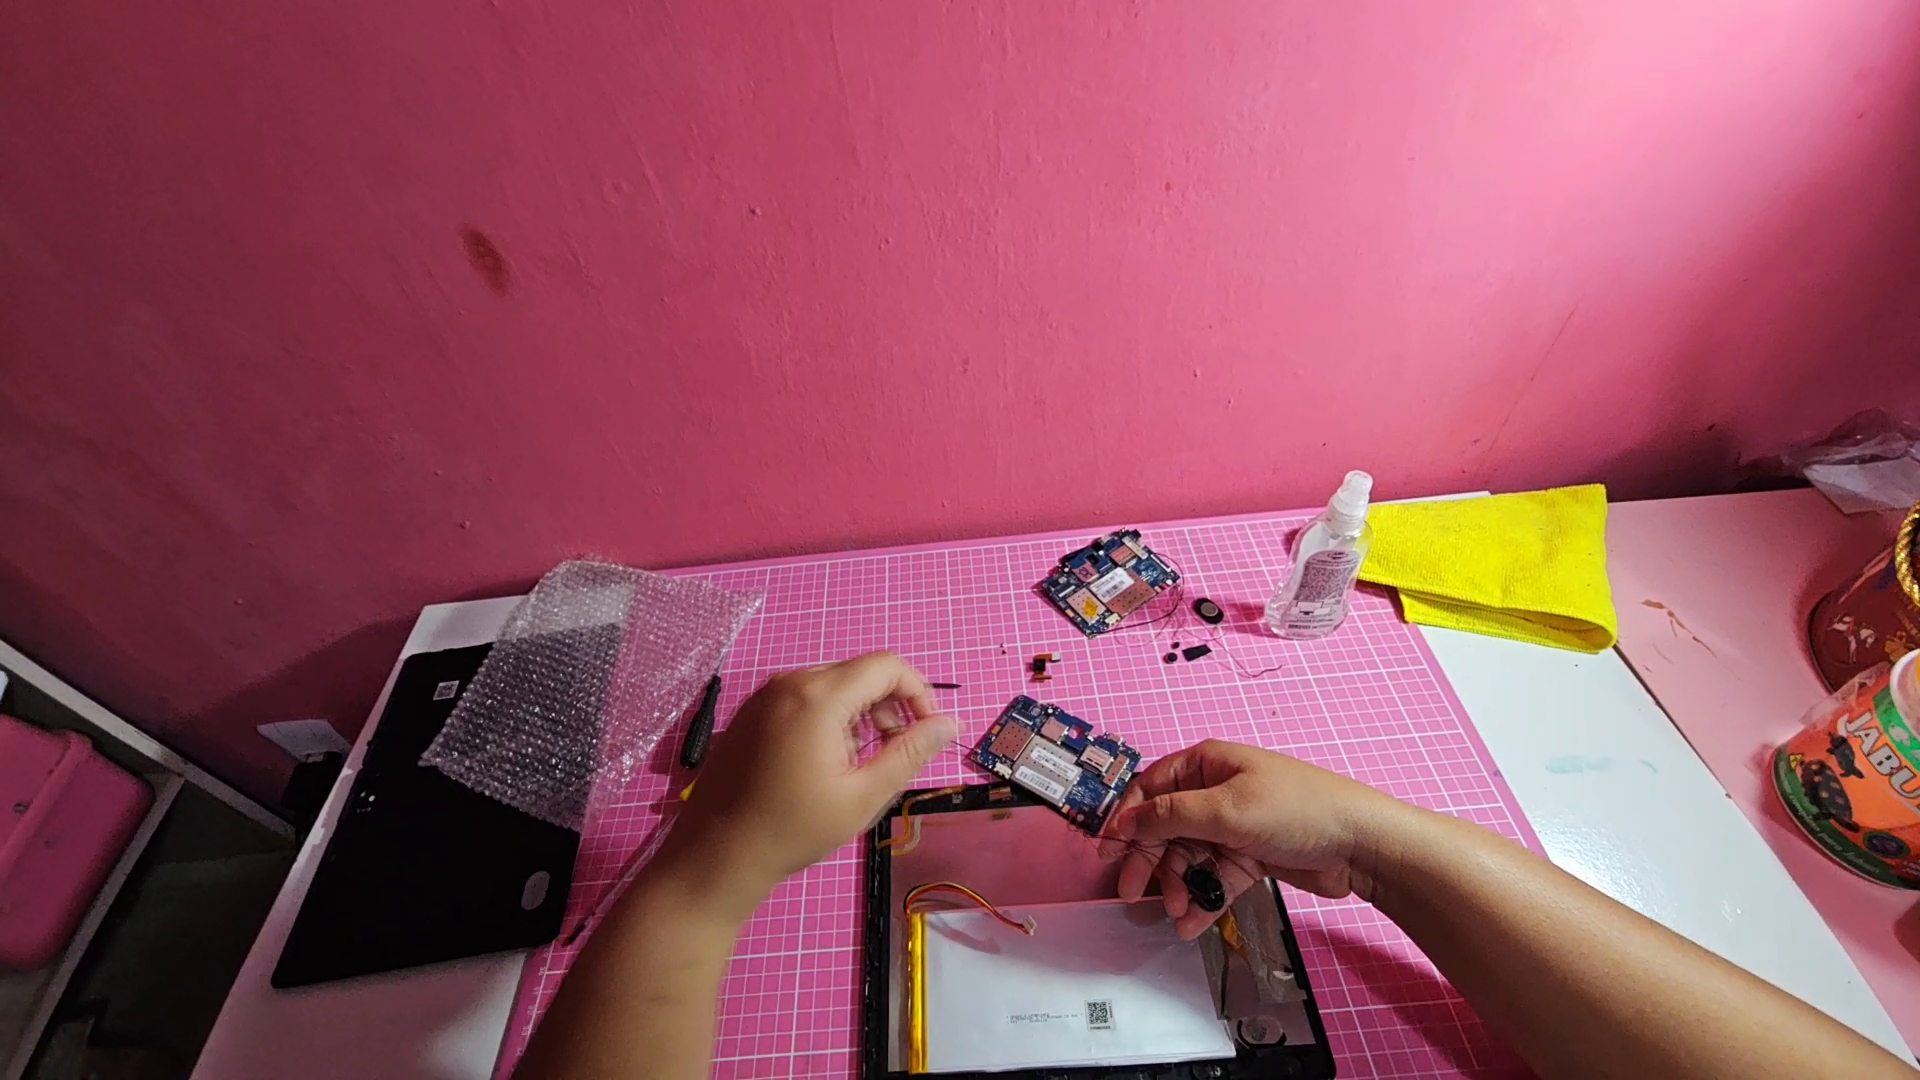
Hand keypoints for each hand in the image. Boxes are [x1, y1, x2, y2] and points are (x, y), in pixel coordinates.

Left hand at [662, 652, 957, 909]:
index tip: (926, 731)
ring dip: (861, 713)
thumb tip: (951, 722)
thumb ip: (911, 752)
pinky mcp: (752, 710)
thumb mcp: (864, 796)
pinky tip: (824, 760)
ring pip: (834, 684)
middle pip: (860, 673)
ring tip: (858, 762)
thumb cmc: (794, 829)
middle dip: (889, 706)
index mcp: (819, 696)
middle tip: (892, 754)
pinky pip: (806, 696)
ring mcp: (767, 693)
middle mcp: (791, 681)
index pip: (887, 666)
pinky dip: (830, 716)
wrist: (714, 856)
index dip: (918, 692)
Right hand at [1099, 739, 1410, 937]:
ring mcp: (1232, 824)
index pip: (1152, 788)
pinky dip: (1204, 896)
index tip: (1108, 848)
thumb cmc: (1295, 808)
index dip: (1127, 817)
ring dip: (1179, 882)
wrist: (1363, 844)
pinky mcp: (1250, 854)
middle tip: (1130, 890)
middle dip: (1150, 858)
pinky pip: (1215, 875)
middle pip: (1167, 825)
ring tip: (1177, 910)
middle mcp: (1214, 791)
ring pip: (1189, 854)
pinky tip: (1193, 920)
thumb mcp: (1225, 809)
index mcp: (1205, 765)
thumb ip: (1171, 816)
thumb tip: (1127, 819)